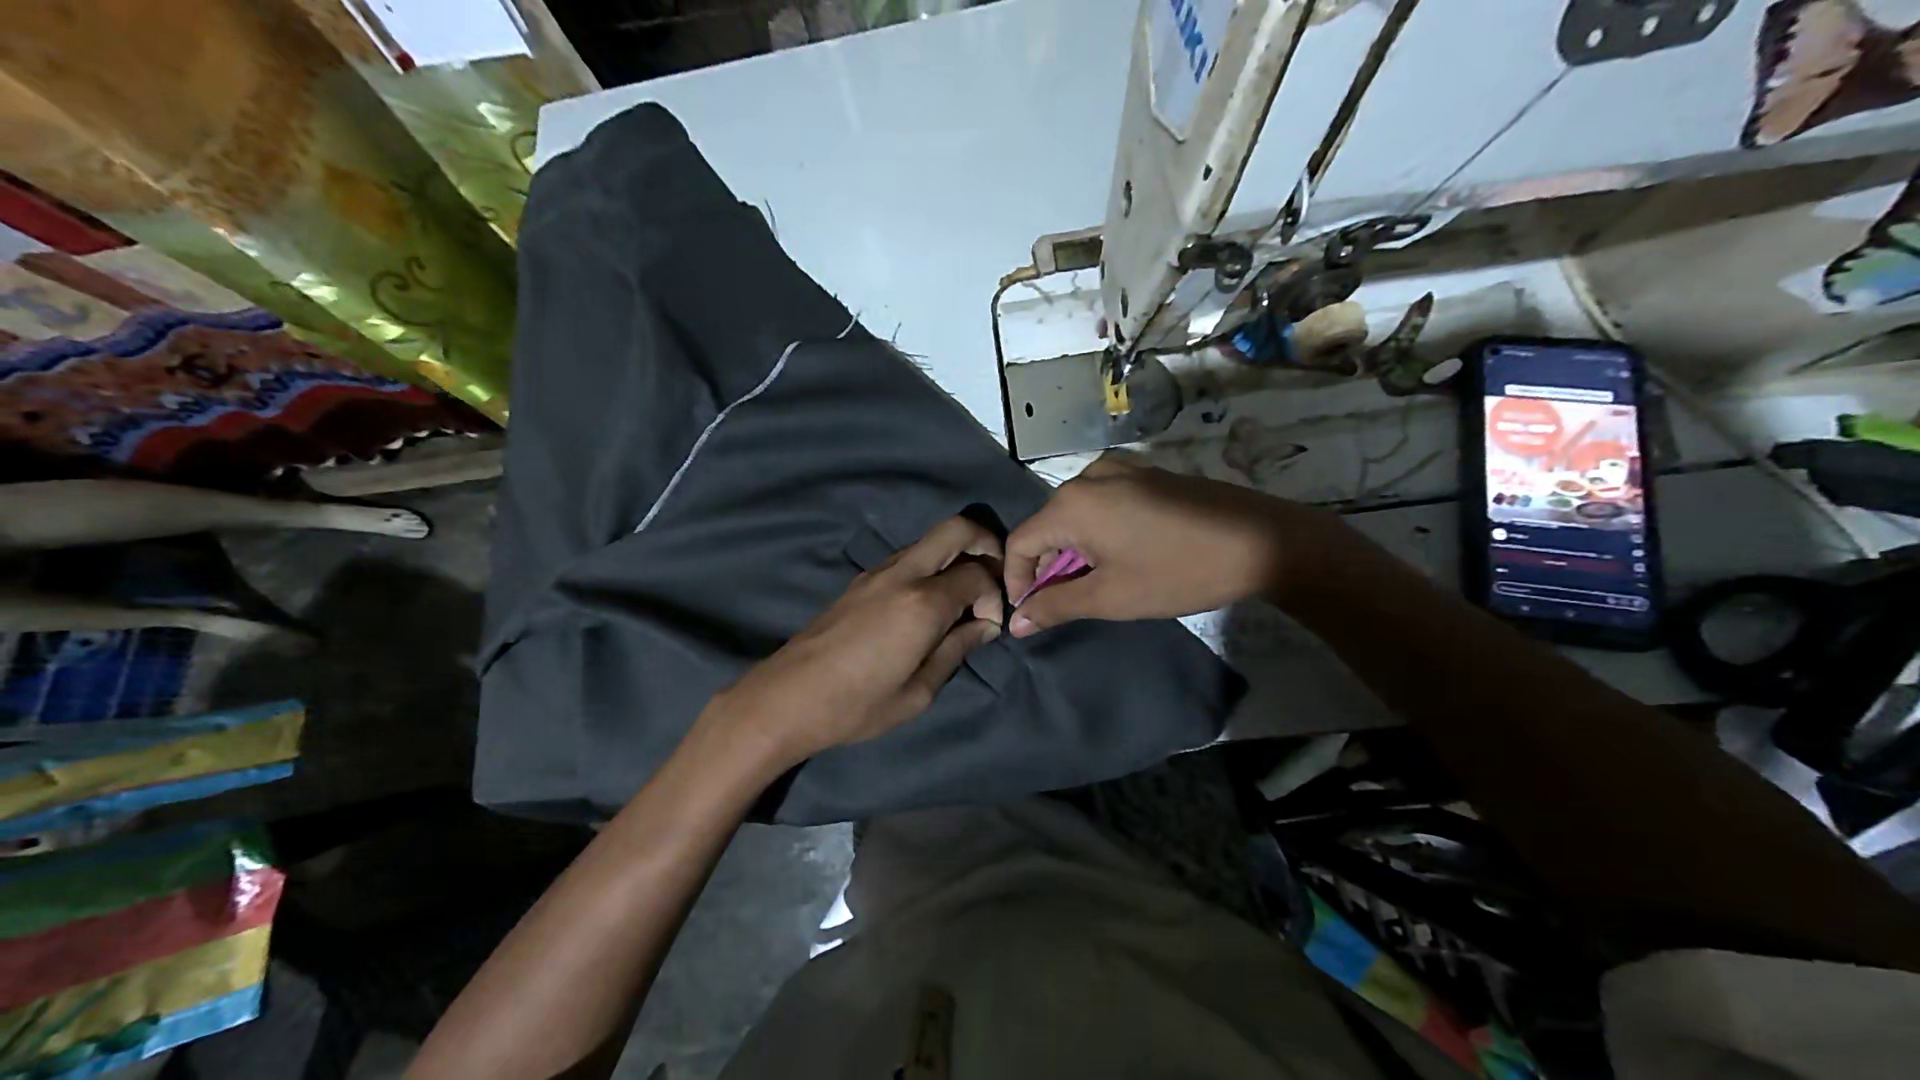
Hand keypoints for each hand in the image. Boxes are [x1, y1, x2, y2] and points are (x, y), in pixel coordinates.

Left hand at [703, 515, 1004, 766]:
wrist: (786, 699)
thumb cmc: (856, 705)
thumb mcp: (918, 692)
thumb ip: (957, 650)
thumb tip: (984, 625)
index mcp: (922, 603)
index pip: (979, 574)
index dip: (995, 596)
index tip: (989, 626)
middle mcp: (902, 574)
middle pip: (956, 529)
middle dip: (986, 544)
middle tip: (993, 581)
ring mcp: (877, 573)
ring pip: (929, 541)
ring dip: (955, 556)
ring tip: (960, 600)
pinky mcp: (860, 580)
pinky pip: (907, 558)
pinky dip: (930, 568)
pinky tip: (927, 606)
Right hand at [1003, 458, 1337, 636]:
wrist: (1262, 541)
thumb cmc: (1178, 572)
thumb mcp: (1111, 597)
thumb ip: (1056, 606)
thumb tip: (1016, 622)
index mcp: (1072, 504)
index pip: (1020, 542)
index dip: (1018, 581)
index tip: (1031, 614)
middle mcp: (1088, 477)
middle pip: (1047, 526)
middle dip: (1049, 568)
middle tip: (1068, 605)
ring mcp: (1120, 470)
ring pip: (1075, 515)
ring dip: (1074, 552)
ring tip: (1098, 584)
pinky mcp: (1146, 473)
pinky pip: (1102, 504)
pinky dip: (1098, 533)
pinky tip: (1124, 557)